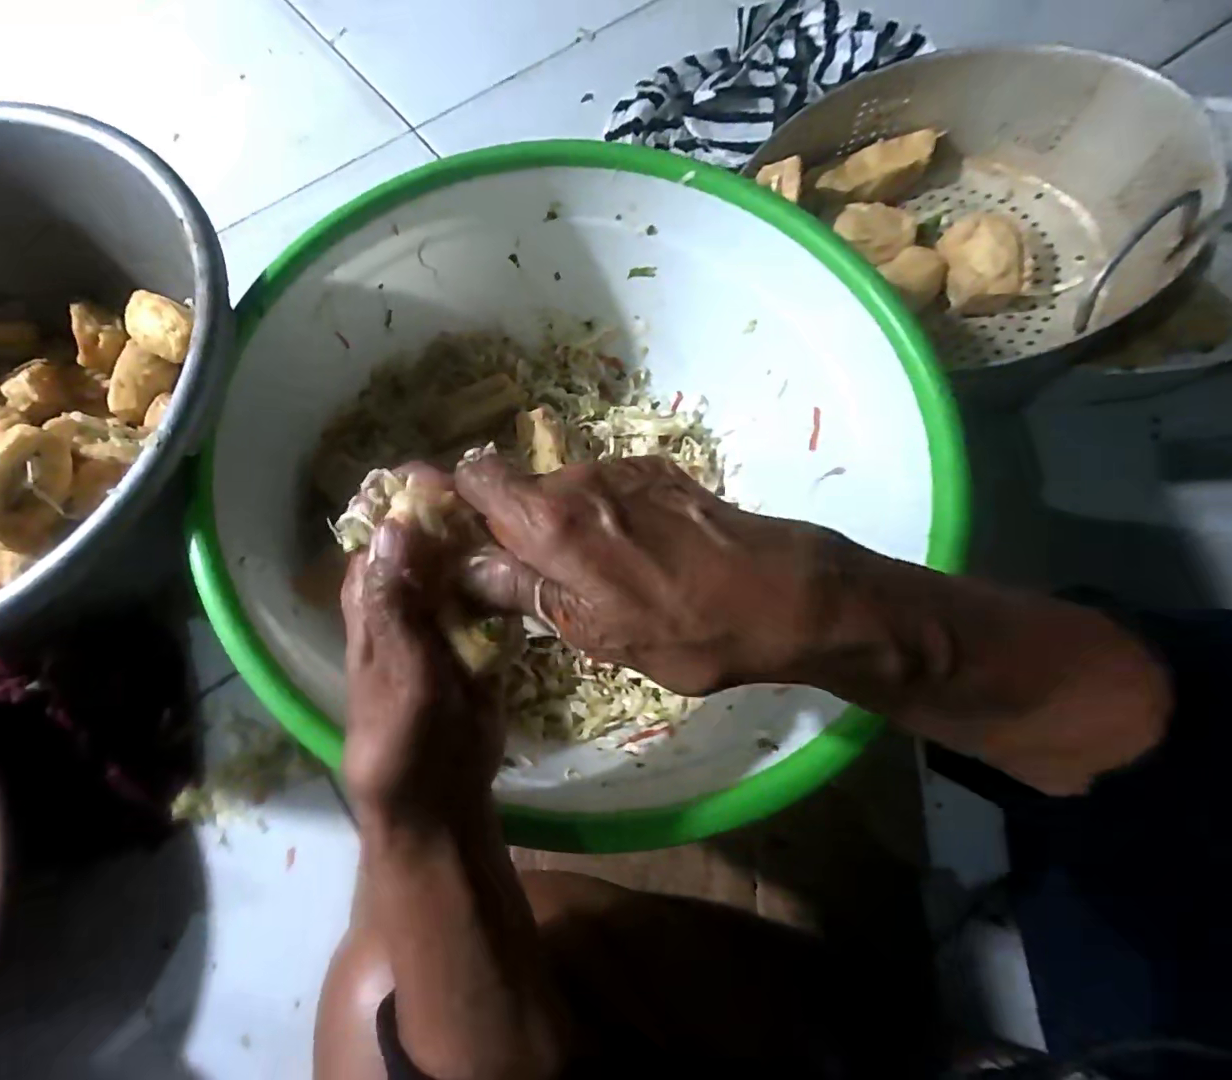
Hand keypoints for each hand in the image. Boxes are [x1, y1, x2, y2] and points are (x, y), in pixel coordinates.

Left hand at [340, 511, 503, 825]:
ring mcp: (444, 615)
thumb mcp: (394, 668)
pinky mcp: (477, 634)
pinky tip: (529, 558)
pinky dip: (504, 574)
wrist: (441, 792)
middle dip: (454, 513)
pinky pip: (489, 592)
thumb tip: (393, 525)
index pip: (382, 533)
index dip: (405, 500)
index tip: (444, 475)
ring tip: (520, 516)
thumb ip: (393, 602)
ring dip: (484, 539)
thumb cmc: (401, 734)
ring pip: (461, 562)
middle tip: (496, 491)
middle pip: (427, 540)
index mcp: (372, 600)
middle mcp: (406, 598)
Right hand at [454, 454, 861, 695]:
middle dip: (500, 522)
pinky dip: (592, 517)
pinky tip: (626, 554)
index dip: (448, 494)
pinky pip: (600, 491)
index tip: (441, 523)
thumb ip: (522, 591)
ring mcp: (619, 472)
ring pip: (558, 491)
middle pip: (512, 485)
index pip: (472, 477)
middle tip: (511, 570)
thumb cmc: (683, 627)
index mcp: (549, 519)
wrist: (789, 595)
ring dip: (550, 524)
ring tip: (579, 572)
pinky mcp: (655, 472)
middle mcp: (576, 481)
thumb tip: (467, 571)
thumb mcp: (592, 630)